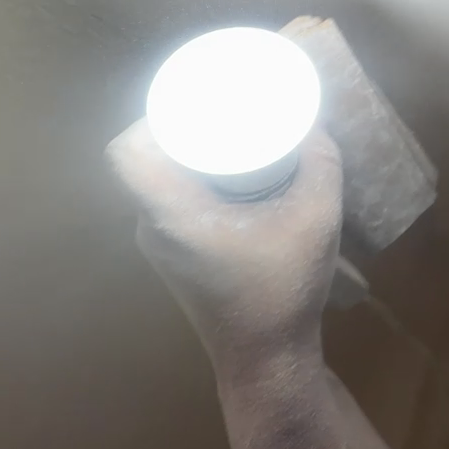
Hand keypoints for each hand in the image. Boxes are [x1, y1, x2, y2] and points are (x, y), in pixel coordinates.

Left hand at [107, 121, 343, 365]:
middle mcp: (155, 226)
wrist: (268, 354)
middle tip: (228, 102)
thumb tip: (312, 121)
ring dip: (193, 151)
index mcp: (174, 215)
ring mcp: (162, 244)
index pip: (128, 152)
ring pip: (160, 179)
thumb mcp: (318, 215)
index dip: (154, 114)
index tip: (198, 94)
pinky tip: (241, 172)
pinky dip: (200, 175)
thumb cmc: (285, 284)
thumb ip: (320, 162)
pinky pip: (175, 198)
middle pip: (146, 159)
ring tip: (237, 129)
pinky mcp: (179, 254)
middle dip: (184, 123)